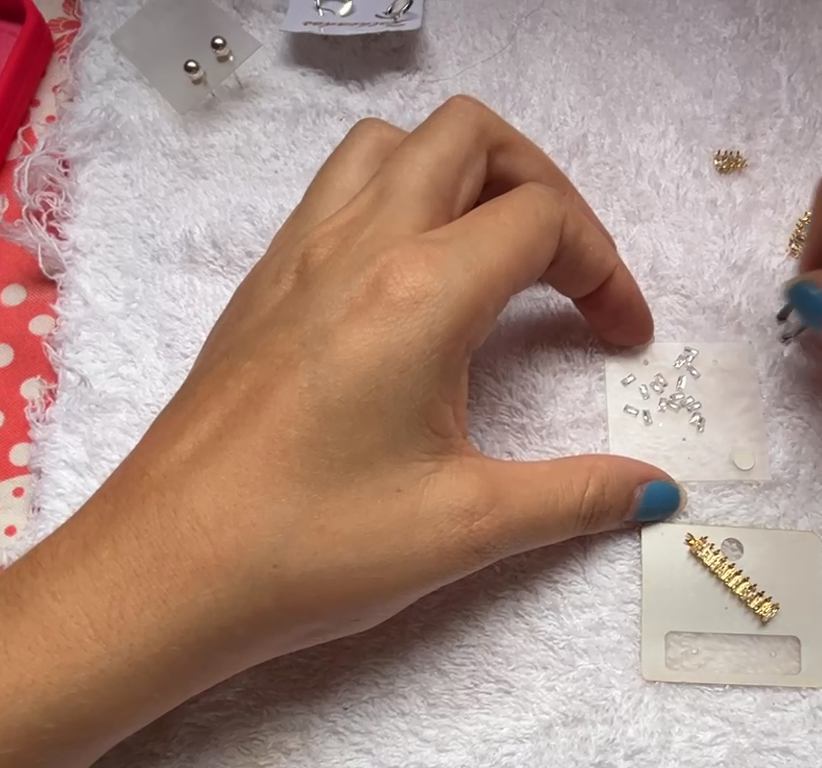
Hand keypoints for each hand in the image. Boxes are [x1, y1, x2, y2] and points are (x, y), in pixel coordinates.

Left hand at [49, 96, 680, 691]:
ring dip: (463, 179)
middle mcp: (356, 247)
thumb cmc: (314, 549)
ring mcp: (296, 258)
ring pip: (394, 149)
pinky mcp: (261, 288)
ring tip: (493, 260)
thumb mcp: (467, 527)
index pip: (543, 220)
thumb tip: (656, 488)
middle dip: (544, 188)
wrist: (165, 573)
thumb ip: (576, 496)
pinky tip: (410, 292)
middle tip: (567, 273)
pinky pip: (339, 195)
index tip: (624, 341)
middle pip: (471, 139)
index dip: (606, 270)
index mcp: (418, 293)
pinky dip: (399, 205)